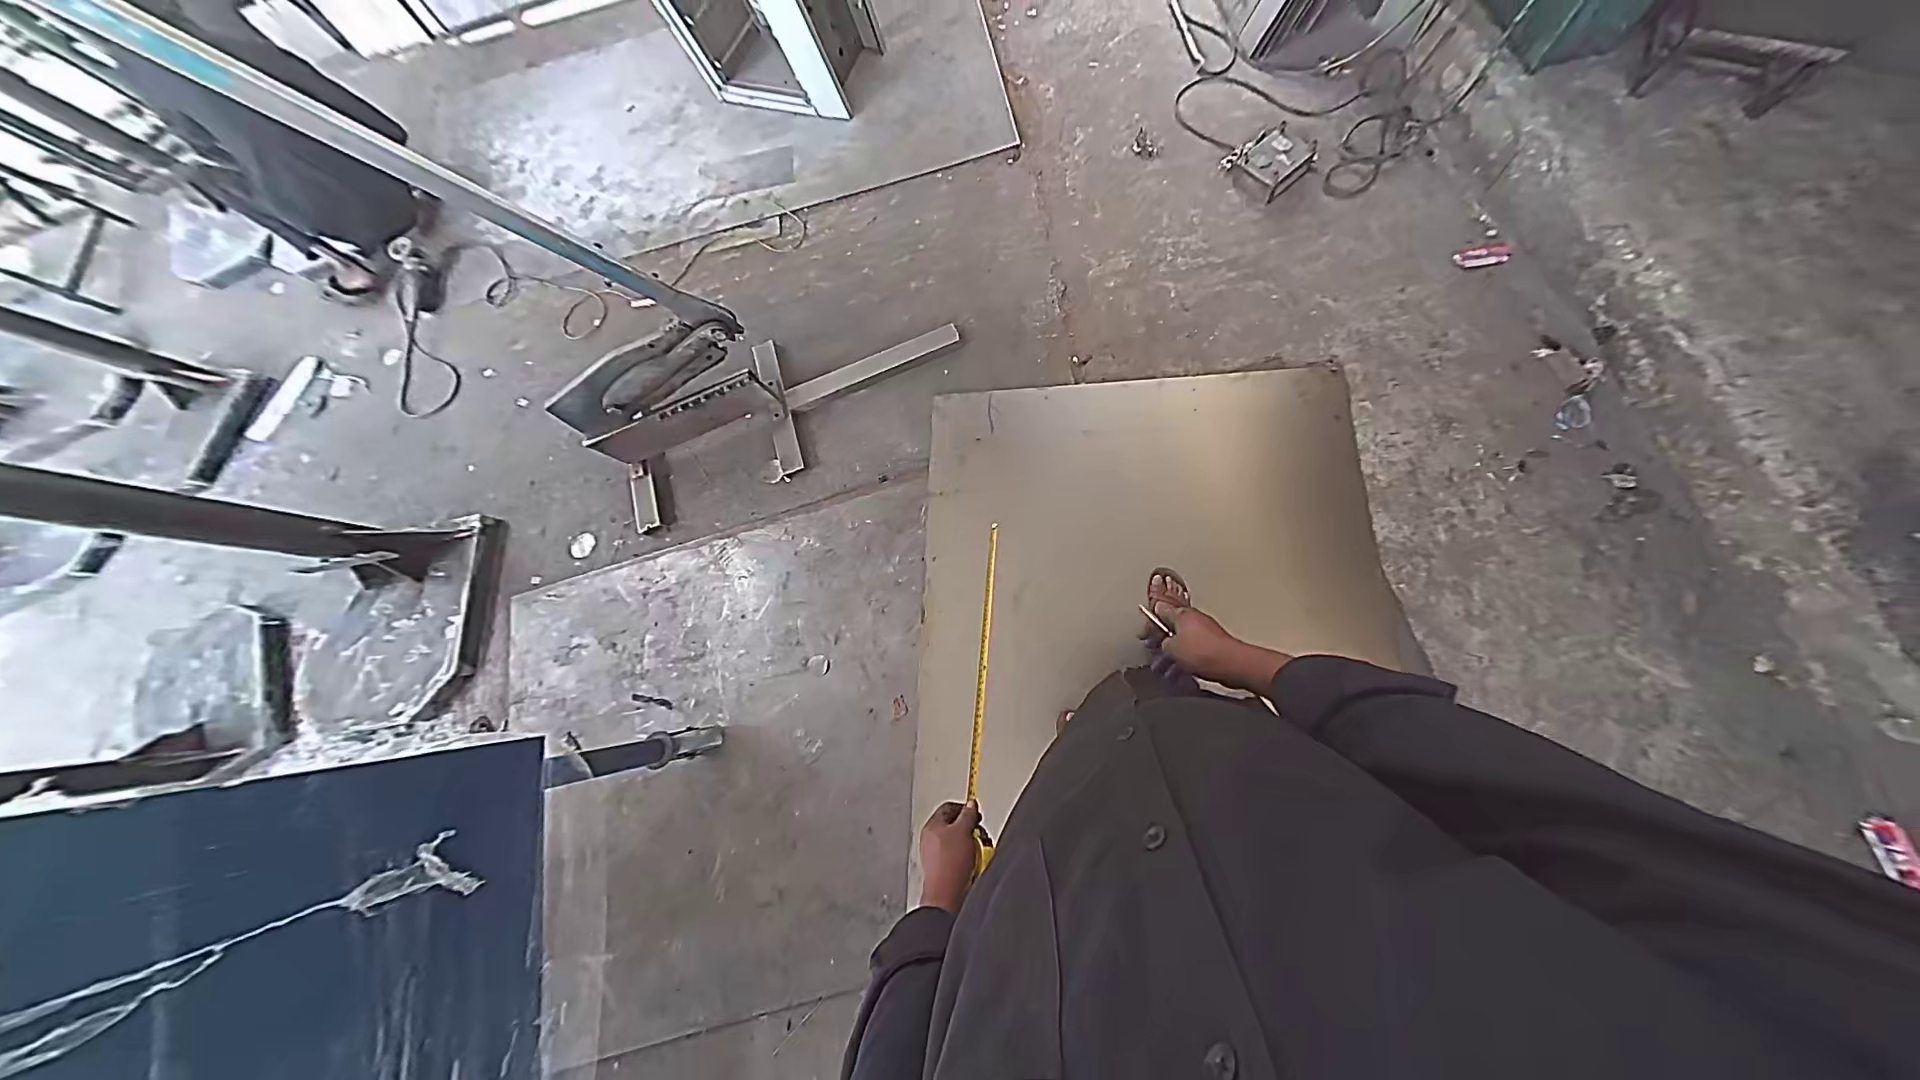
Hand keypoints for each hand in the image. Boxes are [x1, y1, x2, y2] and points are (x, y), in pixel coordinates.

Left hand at [919, 800, 981, 912]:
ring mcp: (937, 856)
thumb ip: (968, 814)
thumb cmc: (950, 864)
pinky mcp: (945, 869)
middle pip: (954, 825)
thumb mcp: (963, 830)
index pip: (948, 808)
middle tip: (979, 832)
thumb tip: (970, 805)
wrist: (948, 897)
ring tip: (979, 849)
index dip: (964, 808)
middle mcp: (932, 840)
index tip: (976, 813)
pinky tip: (975, 862)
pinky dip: (970, 857)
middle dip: (970, 828)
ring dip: (972, 843)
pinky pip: (960, 857)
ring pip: (959, 842)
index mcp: (932, 826)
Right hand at [1145, 602, 1291, 692]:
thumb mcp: (1171, 648)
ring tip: (1167, 671)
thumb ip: (1162, 643)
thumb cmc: (1205, 652)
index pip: (1160, 611)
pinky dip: (1185, 662)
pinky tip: (1181, 674)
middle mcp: (1194, 620)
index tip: (1144, 633)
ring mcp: (1205, 633)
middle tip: (1154, 653)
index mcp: (1182, 614)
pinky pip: (1194, 653)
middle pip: (1171, 628)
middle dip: (1161, 643)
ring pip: (1183, 643)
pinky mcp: (1214, 647)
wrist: (1232, 664)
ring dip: (1172, 657)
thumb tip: (1162, 644)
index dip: (1149, 623)